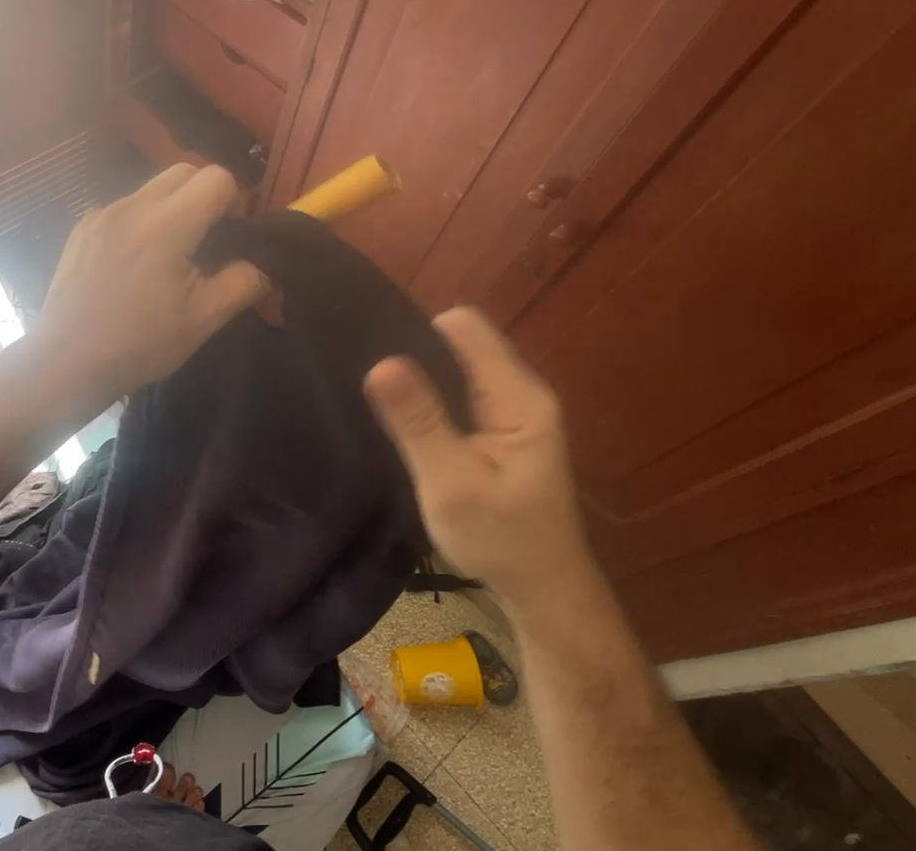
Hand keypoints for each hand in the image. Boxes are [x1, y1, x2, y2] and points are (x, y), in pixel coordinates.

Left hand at [32, 164, 268, 404]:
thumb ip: (243, 282)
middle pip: (185, 171)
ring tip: (170, 261)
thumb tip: (261, 264)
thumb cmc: (138, 345)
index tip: (231, 242)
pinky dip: (142, 223)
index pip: (218, 178)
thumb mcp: (203, 319)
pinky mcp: (82, 228)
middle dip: (206, 198)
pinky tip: (134, 268)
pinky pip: (124, 208)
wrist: (65, 363)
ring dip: (173, 210)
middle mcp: (130, 205)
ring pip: (153, 189)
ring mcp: (101, 214)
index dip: (236, 205)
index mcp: (165, 224)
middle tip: (207, 246)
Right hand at [363, 307, 593, 611]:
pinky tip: (408, 425)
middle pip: (459, 343)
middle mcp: (521, 392)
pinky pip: (460, 393)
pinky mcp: (501, 428)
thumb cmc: (500, 539)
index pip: (462, 327)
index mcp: (517, 397)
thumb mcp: (450, 483)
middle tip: (372, 389)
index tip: (379, 365)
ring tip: (382, 405)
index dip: (416, 334)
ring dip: (421, 381)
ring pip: (457, 368)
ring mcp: (513, 410)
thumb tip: (381, 362)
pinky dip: (432, 402)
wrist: (542, 588)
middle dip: (414, 356)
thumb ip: (419, 421)